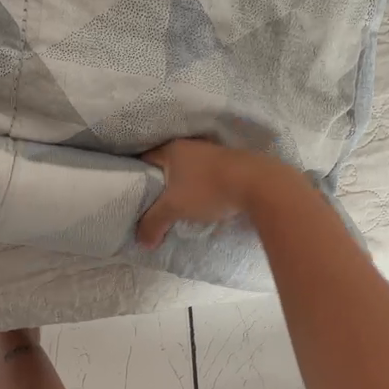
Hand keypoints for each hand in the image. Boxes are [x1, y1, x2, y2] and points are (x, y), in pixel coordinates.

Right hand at [135, 138, 281, 248]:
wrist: (260, 185)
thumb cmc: (208, 189)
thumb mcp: (174, 208)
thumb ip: (153, 223)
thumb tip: (141, 242)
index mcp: (171, 149)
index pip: (143, 158)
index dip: (133, 174)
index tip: (128, 191)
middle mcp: (191, 146)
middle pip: (165, 165)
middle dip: (157, 182)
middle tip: (148, 202)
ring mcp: (212, 153)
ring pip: (187, 170)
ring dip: (180, 185)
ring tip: (173, 205)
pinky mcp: (230, 165)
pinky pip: (205, 175)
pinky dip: (199, 187)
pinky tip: (199, 201)